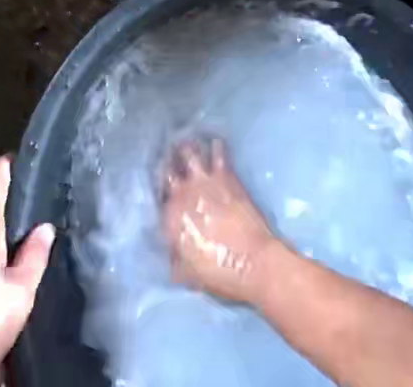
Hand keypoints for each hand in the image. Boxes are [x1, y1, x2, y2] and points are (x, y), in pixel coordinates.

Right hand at [160, 137, 282, 304]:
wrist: (253, 263)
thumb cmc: (219, 273)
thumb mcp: (186, 274)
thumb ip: (175, 257)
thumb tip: (171, 252)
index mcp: (170, 218)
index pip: (158, 196)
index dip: (158, 187)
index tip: (159, 181)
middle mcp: (183, 194)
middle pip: (169, 169)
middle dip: (167, 160)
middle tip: (167, 151)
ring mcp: (205, 181)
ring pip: (190, 154)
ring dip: (188, 147)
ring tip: (186, 139)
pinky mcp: (227, 176)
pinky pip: (219, 154)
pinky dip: (216, 146)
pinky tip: (216, 140)